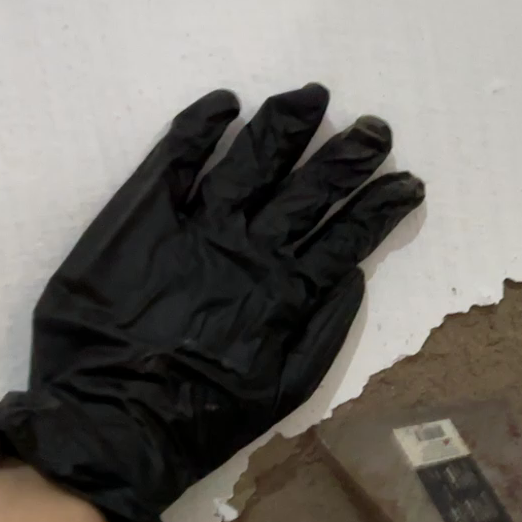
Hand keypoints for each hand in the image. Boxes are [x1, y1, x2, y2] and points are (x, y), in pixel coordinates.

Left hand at [0, 84, 423, 521]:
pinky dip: (199, 125)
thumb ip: (325, 329)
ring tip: (313, 97)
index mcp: (286, 292)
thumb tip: (355, 275)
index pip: (348, 237)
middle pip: (309, 189)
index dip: (382, 208)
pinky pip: (172, 157)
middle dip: (349, 157)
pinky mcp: (139, 217)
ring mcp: (193, 226)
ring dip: (287, 125)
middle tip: (377, 129)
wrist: (111, 424)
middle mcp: (248, 248)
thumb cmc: (206, 415)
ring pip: (251, 160)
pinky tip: (226, 102)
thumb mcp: (287, 389)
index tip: (409, 183)